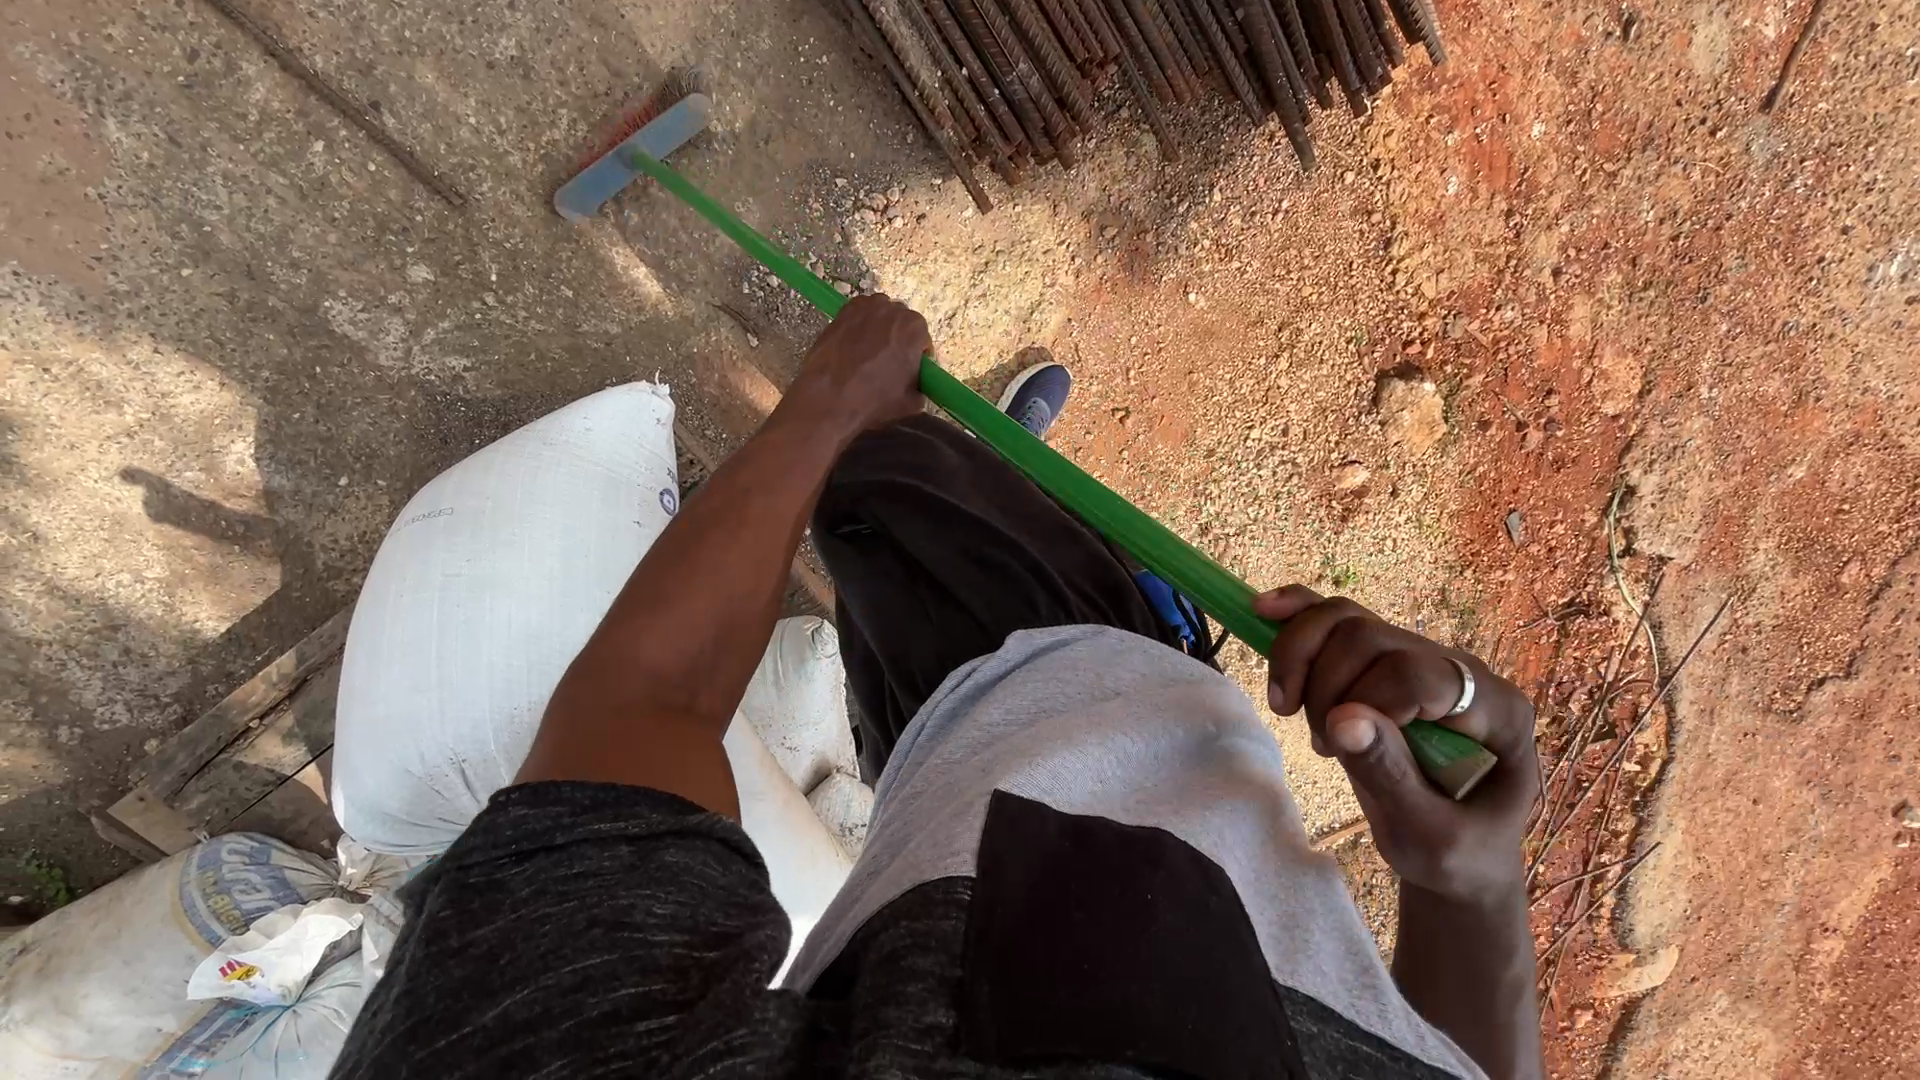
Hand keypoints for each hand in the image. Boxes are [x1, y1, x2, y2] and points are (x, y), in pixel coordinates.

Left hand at [783, 294, 929, 439]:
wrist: (830, 396)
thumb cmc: (875, 399)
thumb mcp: (911, 403)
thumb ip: (921, 388)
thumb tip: (917, 388)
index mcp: (915, 328)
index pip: (923, 339)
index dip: (918, 356)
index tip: (911, 370)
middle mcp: (893, 309)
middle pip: (902, 323)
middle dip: (899, 340)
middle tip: (890, 363)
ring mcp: (865, 307)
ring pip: (880, 316)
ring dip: (880, 330)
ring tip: (870, 355)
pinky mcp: (843, 311)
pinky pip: (860, 316)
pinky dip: (860, 327)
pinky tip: (854, 347)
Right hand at [1257, 586, 1538, 904]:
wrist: (1454, 854)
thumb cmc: (1453, 854)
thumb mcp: (1428, 835)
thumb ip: (1390, 774)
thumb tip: (1342, 719)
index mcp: (1495, 710)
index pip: (1414, 673)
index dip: (1366, 703)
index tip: (1341, 752)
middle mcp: (1461, 670)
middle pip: (1369, 636)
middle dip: (1323, 685)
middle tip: (1319, 743)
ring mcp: (1422, 657)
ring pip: (1344, 619)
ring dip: (1298, 657)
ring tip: (1289, 706)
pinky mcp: (1384, 659)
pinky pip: (1336, 620)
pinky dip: (1297, 613)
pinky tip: (1263, 610)